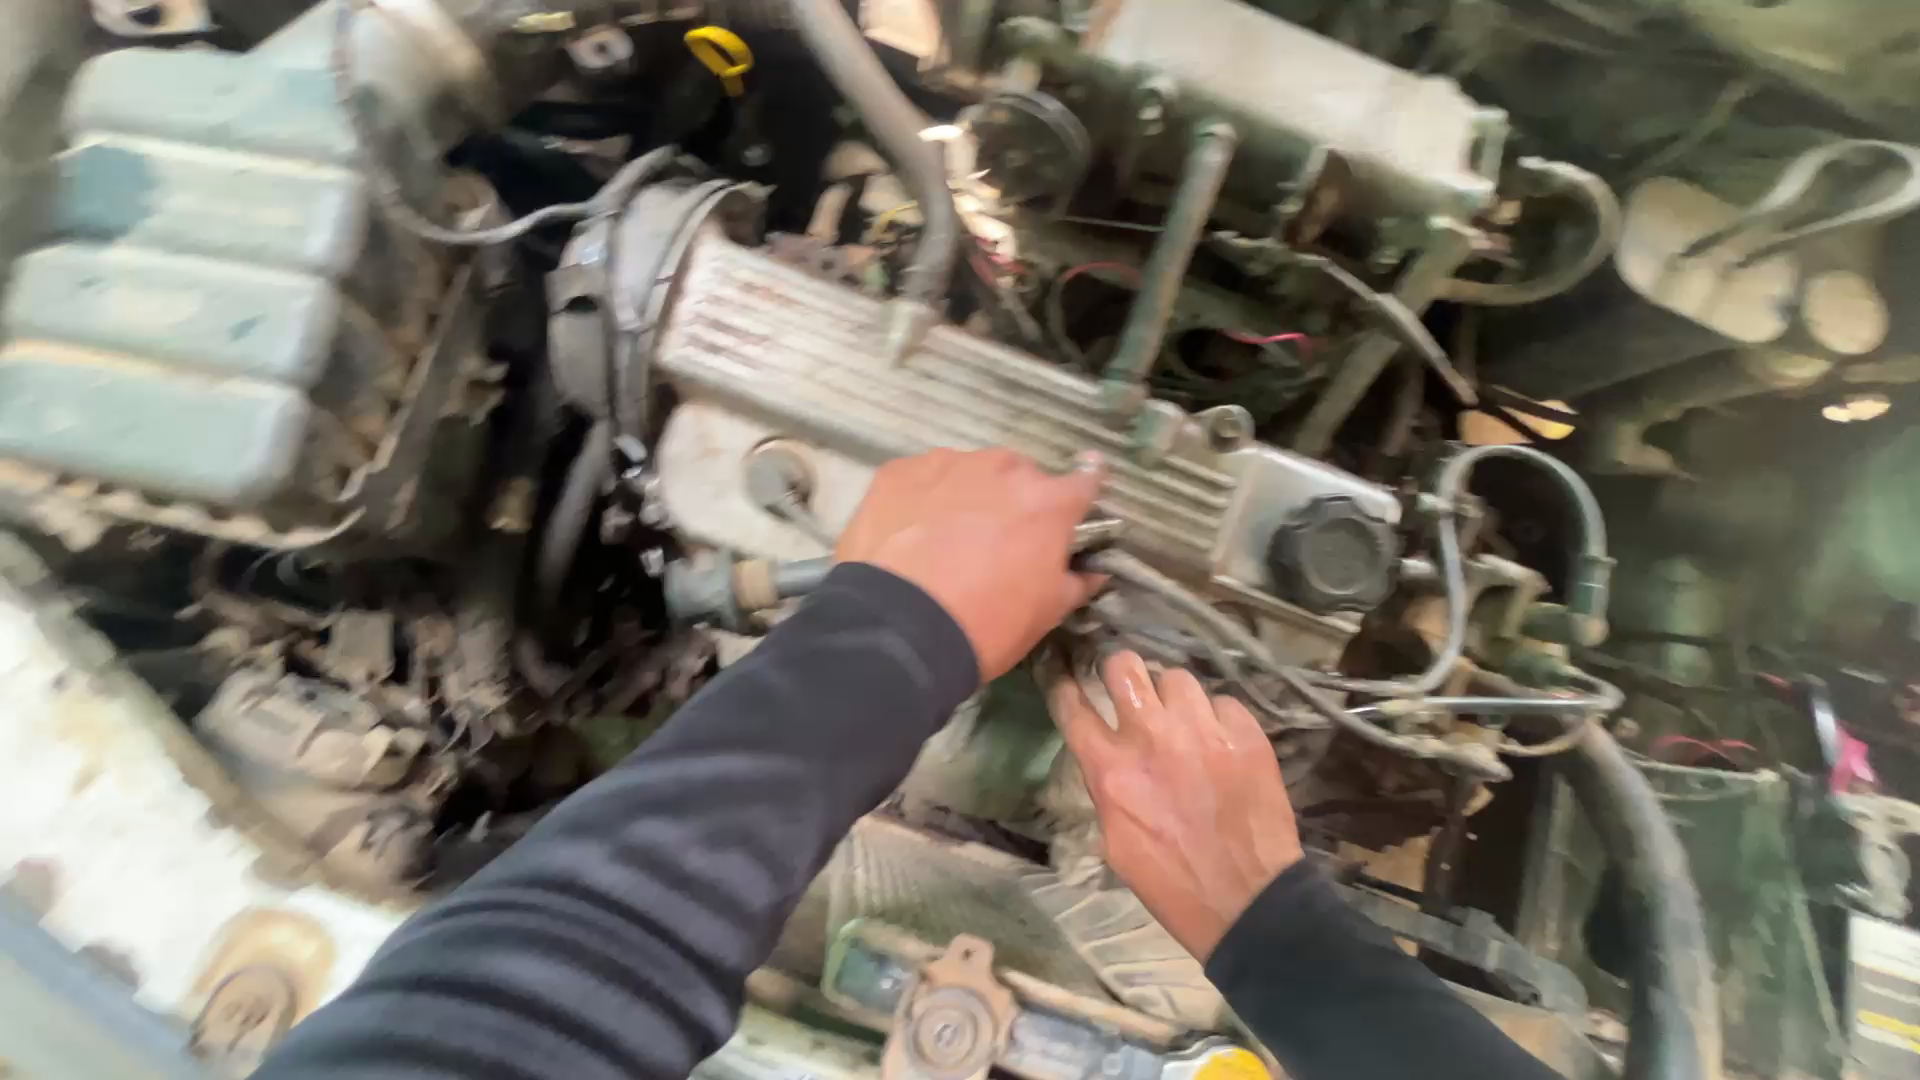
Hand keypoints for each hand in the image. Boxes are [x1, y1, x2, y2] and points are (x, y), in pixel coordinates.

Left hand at [837, 448, 1105, 681]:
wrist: (899, 629)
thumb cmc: (987, 622)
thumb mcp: (1046, 612)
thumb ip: (1076, 582)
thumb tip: (1093, 571)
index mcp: (1047, 501)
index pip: (1084, 482)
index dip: (1080, 494)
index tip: (1072, 506)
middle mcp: (1001, 469)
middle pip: (1019, 475)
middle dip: (1014, 500)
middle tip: (997, 541)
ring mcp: (946, 464)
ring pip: (968, 472)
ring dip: (966, 495)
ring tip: (945, 538)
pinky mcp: (898, 471)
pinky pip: (921, 478)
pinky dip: (921, 498)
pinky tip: (907, 532)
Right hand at [1049, 651, 1303, 959]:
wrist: (1250, 903)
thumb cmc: (1172, 881)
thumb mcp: (1114, 840)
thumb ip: (1105, 787)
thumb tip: (1105, 756)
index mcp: (1112, 770)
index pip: (1072, 706)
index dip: (1062, 682)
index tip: (1064, 672)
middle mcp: (1152, 738)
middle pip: (1124, 665)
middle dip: (1122, 671)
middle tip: (1131, 688)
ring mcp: (1203, 731)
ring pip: (1177, 677)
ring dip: (1173, 697)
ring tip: (1184, 719)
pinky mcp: (1245, 734)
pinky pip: (1222, 701)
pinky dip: (1217, 717)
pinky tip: (1221, 741)